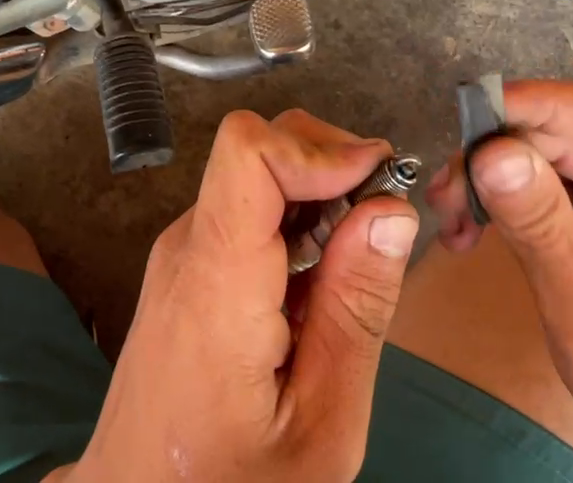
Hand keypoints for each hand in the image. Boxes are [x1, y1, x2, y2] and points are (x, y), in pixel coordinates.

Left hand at [55, 110, 420, 482]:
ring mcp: (181, 250)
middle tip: (384, 223)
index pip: (248, 150)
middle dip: (332, 164)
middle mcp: (188, 245)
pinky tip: (321, 281)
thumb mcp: (322, 422)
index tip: (378, 183)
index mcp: (215, 280)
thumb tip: (391, 207)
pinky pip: (246, 208)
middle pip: (259, 148)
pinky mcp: (186, 263)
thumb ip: (357, 309)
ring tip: (359, 262)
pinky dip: (297, 220)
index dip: (319, 149)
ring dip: (319, 194)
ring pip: (257, 174)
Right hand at [428, 81, 572, 482]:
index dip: (541, 104)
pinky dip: (504, 199)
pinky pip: (549, 185)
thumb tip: (489, 150)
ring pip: (551, 156)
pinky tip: (470, 226)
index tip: (470, 109)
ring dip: (494, 178)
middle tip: (445, 190)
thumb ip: (541, 224)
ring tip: (450, 215)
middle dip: (502, 153)